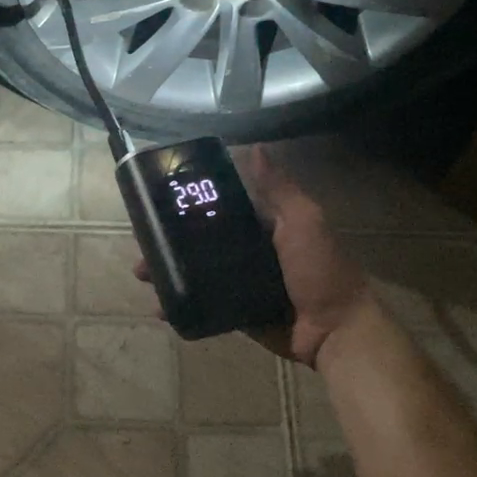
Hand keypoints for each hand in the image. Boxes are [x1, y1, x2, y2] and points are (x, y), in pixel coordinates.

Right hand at [134, 145, 368, 367]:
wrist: (334, 330)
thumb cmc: (320, 271)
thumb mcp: (303, 222)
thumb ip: (279, 189)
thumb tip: (254, 146)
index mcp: (265, 225)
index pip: (221, 209)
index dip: (191, 206)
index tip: (159, 203)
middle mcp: (250, 251)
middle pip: (202, 242)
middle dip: (170, 242)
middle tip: (142, 245)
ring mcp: (241, 283)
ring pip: (197, 272)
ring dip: (169, 272)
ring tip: (143, 275)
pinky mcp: (237, 311)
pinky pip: (204, 304)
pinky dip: (181, 305)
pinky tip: (160, 307)